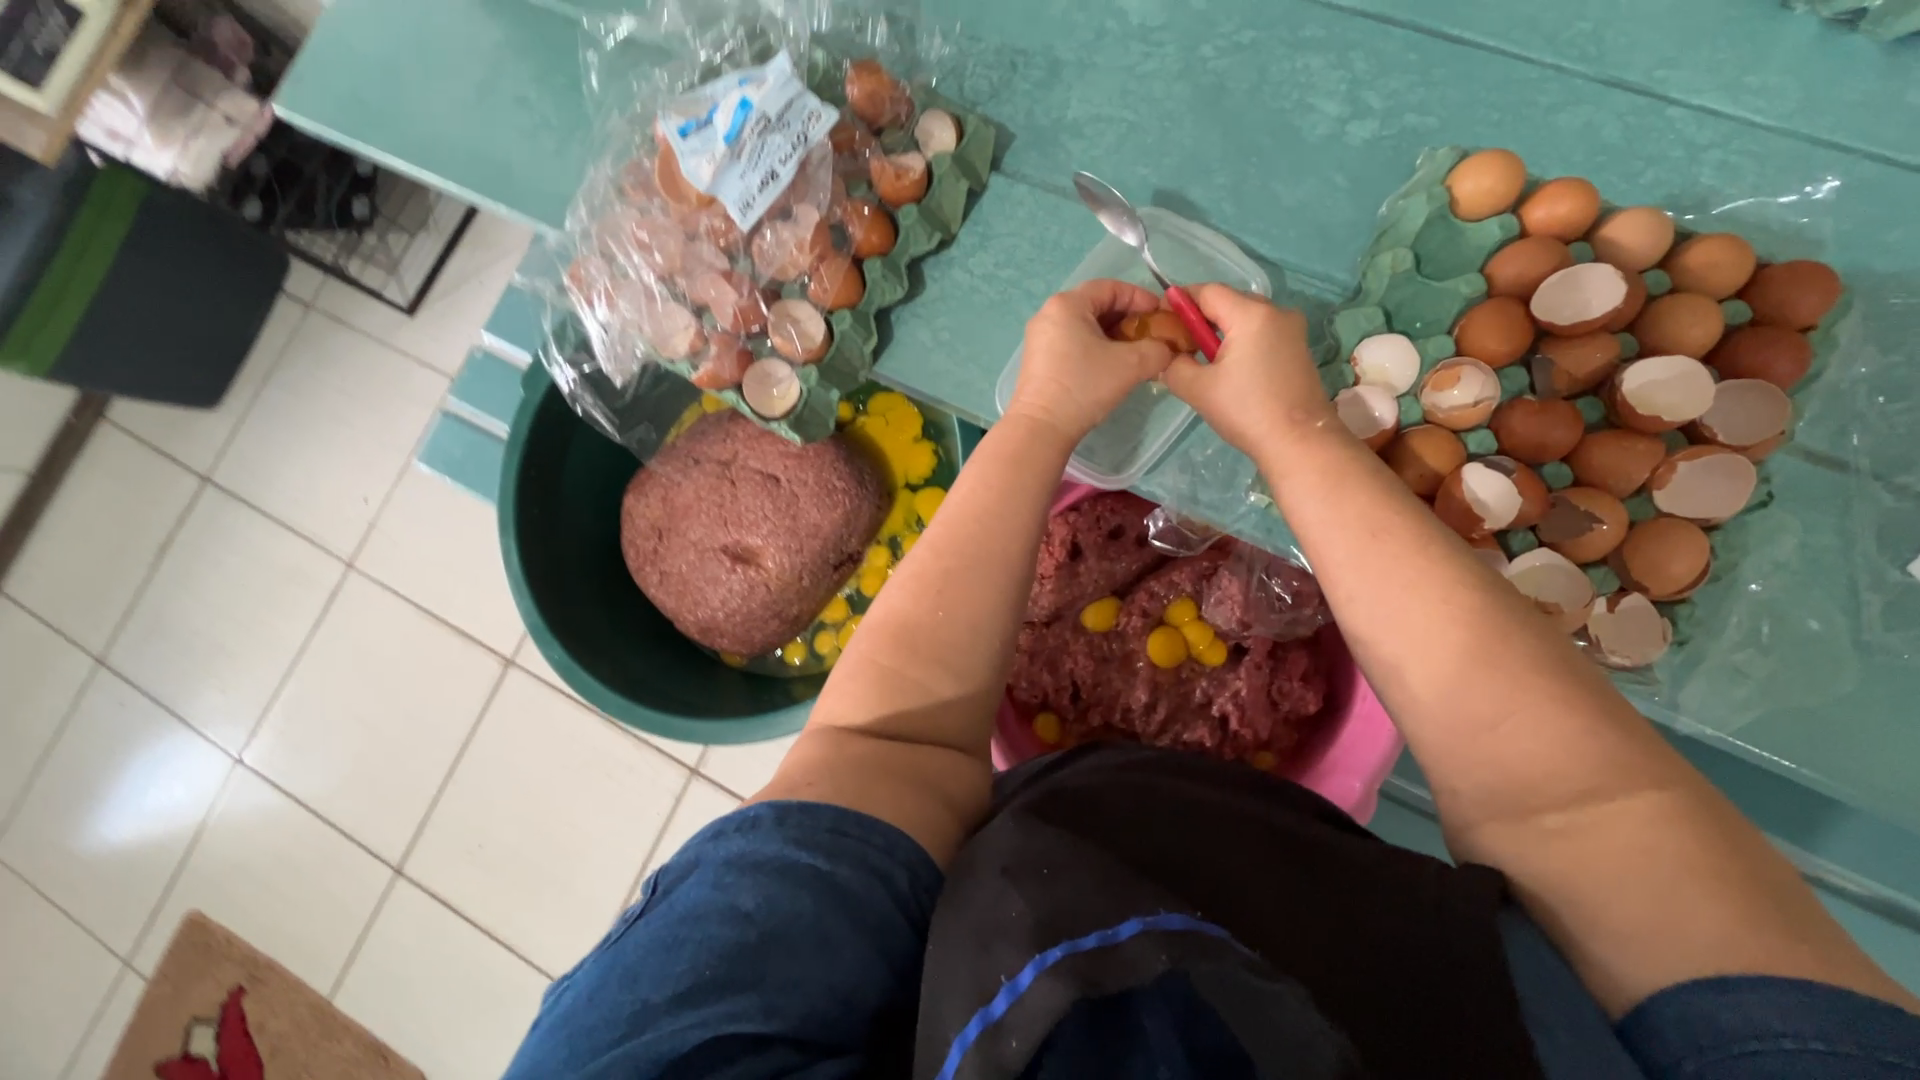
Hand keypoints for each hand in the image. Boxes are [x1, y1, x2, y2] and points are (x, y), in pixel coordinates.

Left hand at [1006, 279, 1175, 441]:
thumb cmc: (1084, 387)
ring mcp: (1040, 338)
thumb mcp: (1131, 365)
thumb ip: (1157, 350)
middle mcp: (1049, 314)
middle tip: (1150, 336)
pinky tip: (1111, 367)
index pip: (1111, 287)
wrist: (1042, 428)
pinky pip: (1073, 343)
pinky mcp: (1038, 360)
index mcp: (1067, 304)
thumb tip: (1166, 349)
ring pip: (1085, 326)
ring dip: (1113, 335)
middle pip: (1096, 305)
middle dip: (1128, 318)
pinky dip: (1095, 348)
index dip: (1140, 298)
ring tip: (1135, 353)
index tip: (1161, 316)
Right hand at [1161, 285, 1332, 458]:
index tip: (1161, 322)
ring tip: (1200, 359)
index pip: (1207, 292)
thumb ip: (1173, 364)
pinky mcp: (1297, 347)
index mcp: (1251, 314)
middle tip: (1178, 344)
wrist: (1299, 443)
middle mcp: (1275, 311)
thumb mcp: (1197, 389)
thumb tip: (1166, 356)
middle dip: (1200, 318)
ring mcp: (1291, 329)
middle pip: (1228, 301)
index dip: (1180, 302)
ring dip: (1220, 332)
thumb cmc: (1246, 411)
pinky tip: (1228, 368)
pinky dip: (1239, 342)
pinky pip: (1260, 332)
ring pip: (1245, 318)